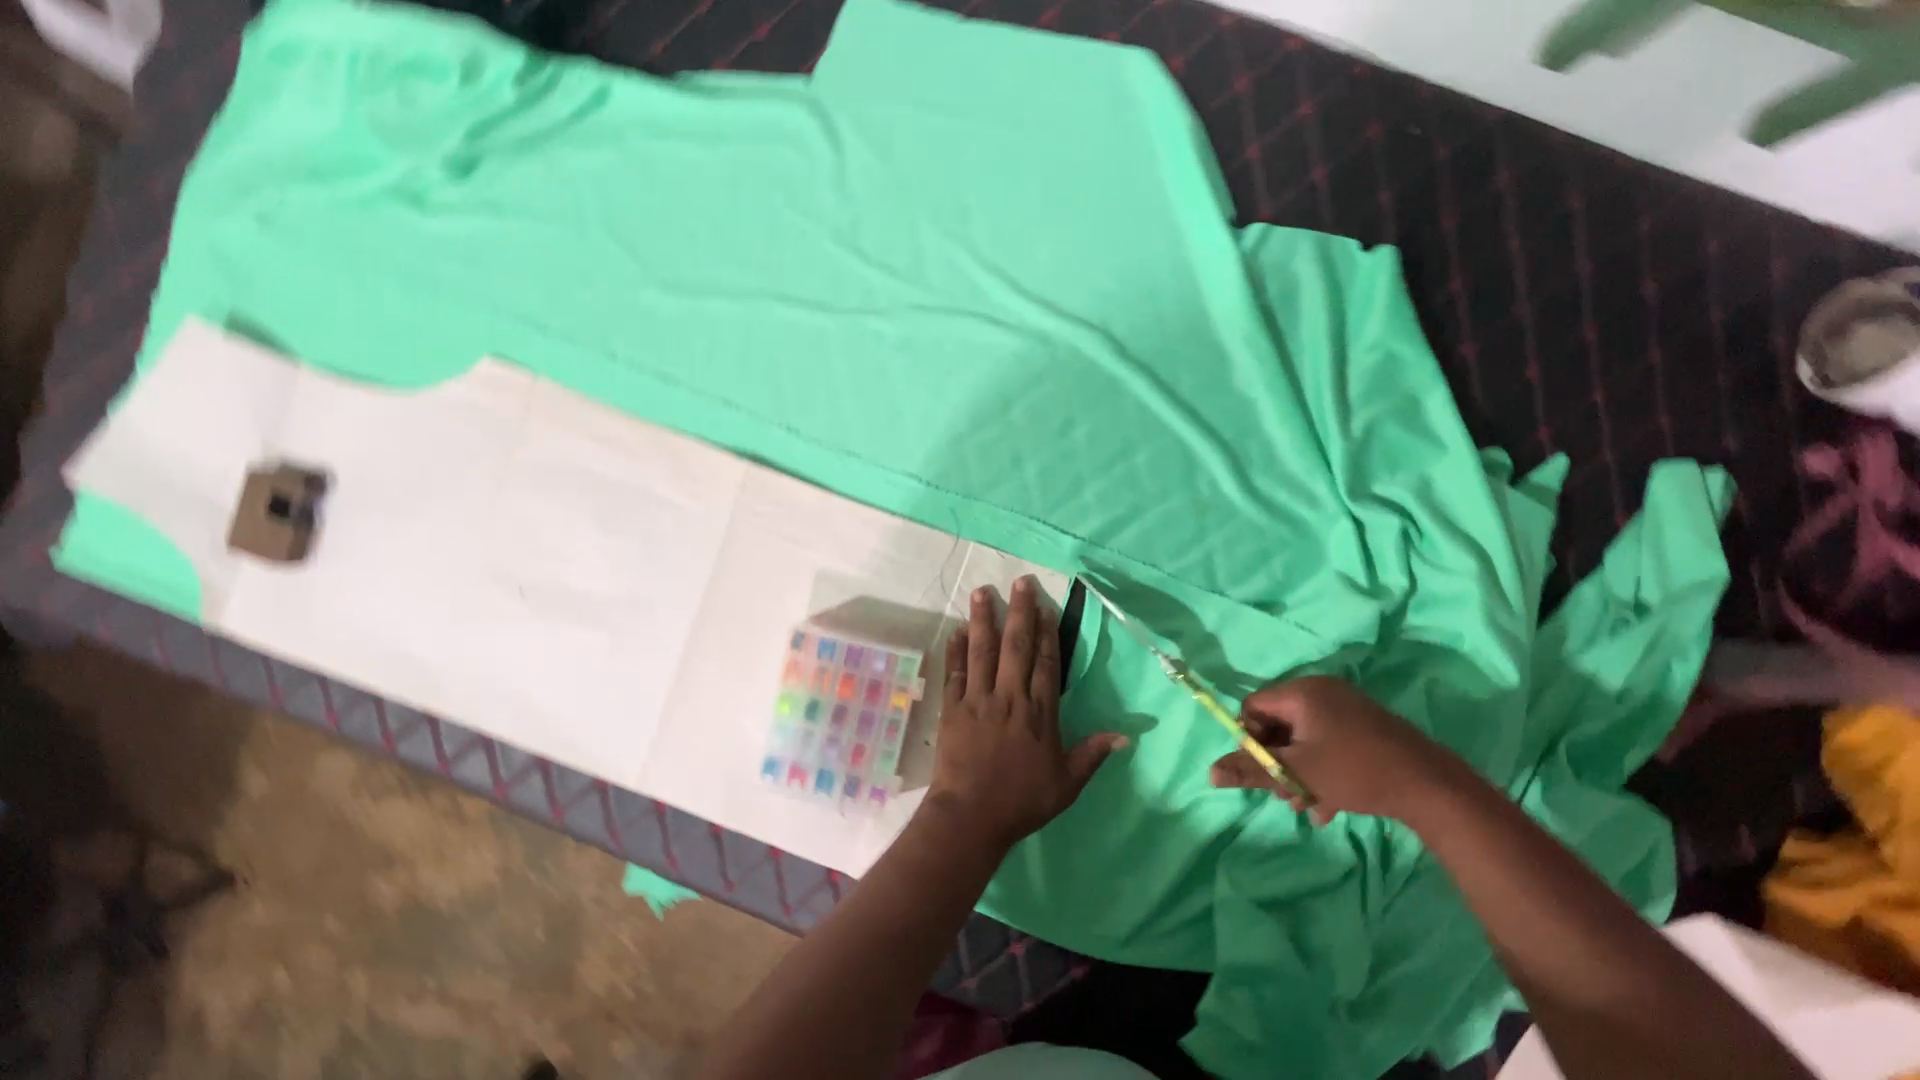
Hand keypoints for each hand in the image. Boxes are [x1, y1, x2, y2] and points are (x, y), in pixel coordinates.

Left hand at [925, 576, 1128, 848]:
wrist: (971, 817)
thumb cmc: (1022, 801)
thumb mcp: (1067, 783)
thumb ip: (1092, 754)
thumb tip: (1126, 735)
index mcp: (1039, 713)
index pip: (1046, 663)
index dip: (1049, 633)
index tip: (1048, 607)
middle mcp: (1010, 698)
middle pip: (1016, 646)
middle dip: (1020, 612)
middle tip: (1021, 582)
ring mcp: (978, 700)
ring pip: (982, 651)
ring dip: (984, 619)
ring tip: (983, 591)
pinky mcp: (952, 709)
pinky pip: (955, 673)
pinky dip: (956, 650)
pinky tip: (958, 630)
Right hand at [1209, 675, 1464, 824]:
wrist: (1429, 787)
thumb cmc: (1355, 771)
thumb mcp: (1297, 773)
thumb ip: (1250, 770)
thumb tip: (1210, 773)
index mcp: (1304, 692)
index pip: (1254, 707)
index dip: (1251, 740)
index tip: (1262, 770)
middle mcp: (1323, 692)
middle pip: (1278, 724)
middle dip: (1276, 763)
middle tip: (1282, 794)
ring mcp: (1347, 709)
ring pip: (1304, 740)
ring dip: (1297, 773)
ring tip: (1304, 805)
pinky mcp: (1365, 728)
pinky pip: (1327, 744)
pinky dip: (1321, 771)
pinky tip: (1326, 807)